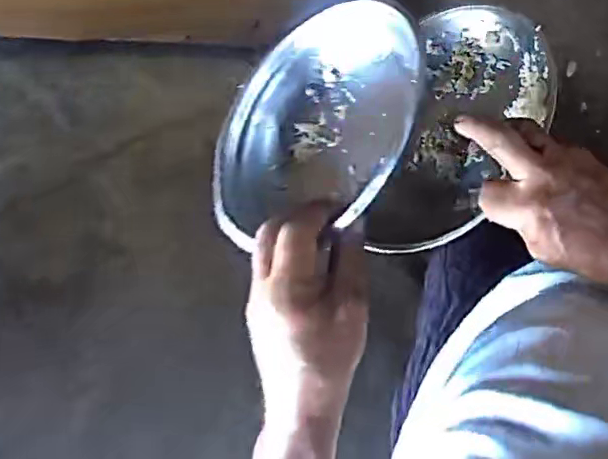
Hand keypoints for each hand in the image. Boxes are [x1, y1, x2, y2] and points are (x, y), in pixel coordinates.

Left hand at [247, 203, 366, 434]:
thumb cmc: (332, 354)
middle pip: (269, 230)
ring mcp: (253, 297)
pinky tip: (315, 256)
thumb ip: (352, 258)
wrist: (302, 402)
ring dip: (293, 229)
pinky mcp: (256, 306)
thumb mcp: (354, 303)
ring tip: (327, 232)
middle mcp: (261, 287)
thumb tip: (353, 224)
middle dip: (301, 213)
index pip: (294, 228)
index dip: (320, 209)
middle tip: (332, 213)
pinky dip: (289, 248)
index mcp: (286, 285)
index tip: (344, 206)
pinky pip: (267, 262)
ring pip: (264, 245)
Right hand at [454, 116, 607, 286]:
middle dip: (477, 127)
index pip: (488, 192)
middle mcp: (540, 173)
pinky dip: (542, 146)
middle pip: (501, 138)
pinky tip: (543, 158)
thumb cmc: (586, 253)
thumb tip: (513, 205)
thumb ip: (520, 220)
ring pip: (528, 129)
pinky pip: (553, 142)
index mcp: (527, 205)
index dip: (487, 197)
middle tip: (462, 121)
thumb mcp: (540, 247)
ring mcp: (562, 156)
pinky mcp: (580, 151)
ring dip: (511, 128)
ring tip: (500, 128)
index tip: (491, 199)